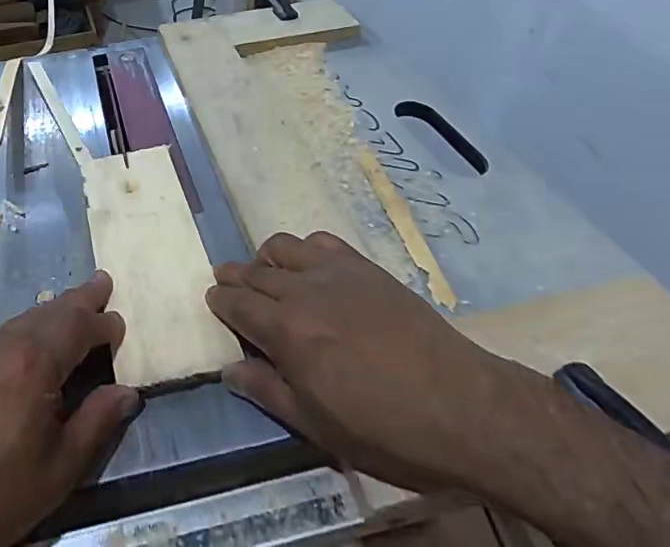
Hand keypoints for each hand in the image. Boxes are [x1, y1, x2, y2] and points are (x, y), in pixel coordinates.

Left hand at [0, 272, 139, 546]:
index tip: (121, 326)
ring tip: (76, 304)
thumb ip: (97, 422)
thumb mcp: (59, 467)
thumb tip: (128, 392)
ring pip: (27, 317)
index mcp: (35, 361)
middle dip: (81, 298)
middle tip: (103, 281)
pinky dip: (30, 325)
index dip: (104, 324)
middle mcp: (6, 343)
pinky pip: (6, 331)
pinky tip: (35, 338)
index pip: (81, 326)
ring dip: (55, 310)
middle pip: (53, 310)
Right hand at [206, 232, 553, 496]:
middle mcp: (306, 290)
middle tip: (227, 284)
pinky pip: (323, 241)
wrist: (458, 403)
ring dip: (267, 258)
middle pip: (257, 271)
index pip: (238, 304)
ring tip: (267, 274)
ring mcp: (339, 271)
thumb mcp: (317, 426)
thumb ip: (268, 390)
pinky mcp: (366, 266)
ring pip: (285, 246)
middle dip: (236, 277)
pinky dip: (306, 248)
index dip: (221, 301)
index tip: (212, 298)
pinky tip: (310, 266)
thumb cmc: (383, 428)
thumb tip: (229, 368)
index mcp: (288, 332)